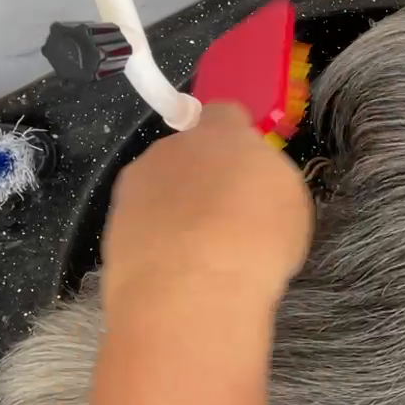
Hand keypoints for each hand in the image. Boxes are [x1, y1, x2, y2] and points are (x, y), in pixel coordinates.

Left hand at [100, 102, 312, 323]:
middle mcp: (172, 149)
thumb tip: (251, 177)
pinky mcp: (113, 224)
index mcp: (222, 134)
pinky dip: (159, 237)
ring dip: (179, 207)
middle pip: (189, 153)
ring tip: (202, 250)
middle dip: (205, 176)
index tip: (248, 166)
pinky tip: (179, 269)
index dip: (237, 136)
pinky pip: (145, 222)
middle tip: (230, 215)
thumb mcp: (290, 201)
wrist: (192, 291)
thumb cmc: (257, 240)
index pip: (226, 113)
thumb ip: (267, 176)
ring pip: (163, 187)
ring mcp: (136, 186)